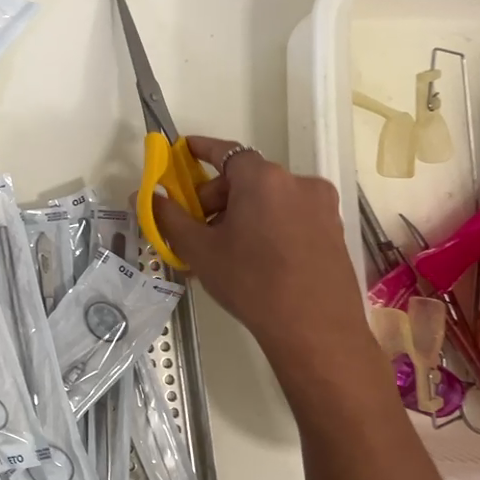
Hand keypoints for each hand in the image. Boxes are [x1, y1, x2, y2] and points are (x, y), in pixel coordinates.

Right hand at [152, 136, 370, 368]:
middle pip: (246, 177)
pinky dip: (267, 223)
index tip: (181, 152)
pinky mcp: (334, 230)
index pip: (226, 151)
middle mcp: (297, 184)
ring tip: (226, 247)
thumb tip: (145, 195)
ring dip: (242, 211)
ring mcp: (321, 207)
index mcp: (263, 180)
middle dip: (217, 194)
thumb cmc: (250, 281)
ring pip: (269, 197)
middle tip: (198, 225)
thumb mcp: (198, 248)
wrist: (315, 330)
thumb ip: (167, 216)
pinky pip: (290, 214)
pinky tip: (255, 257)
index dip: (200, 150)